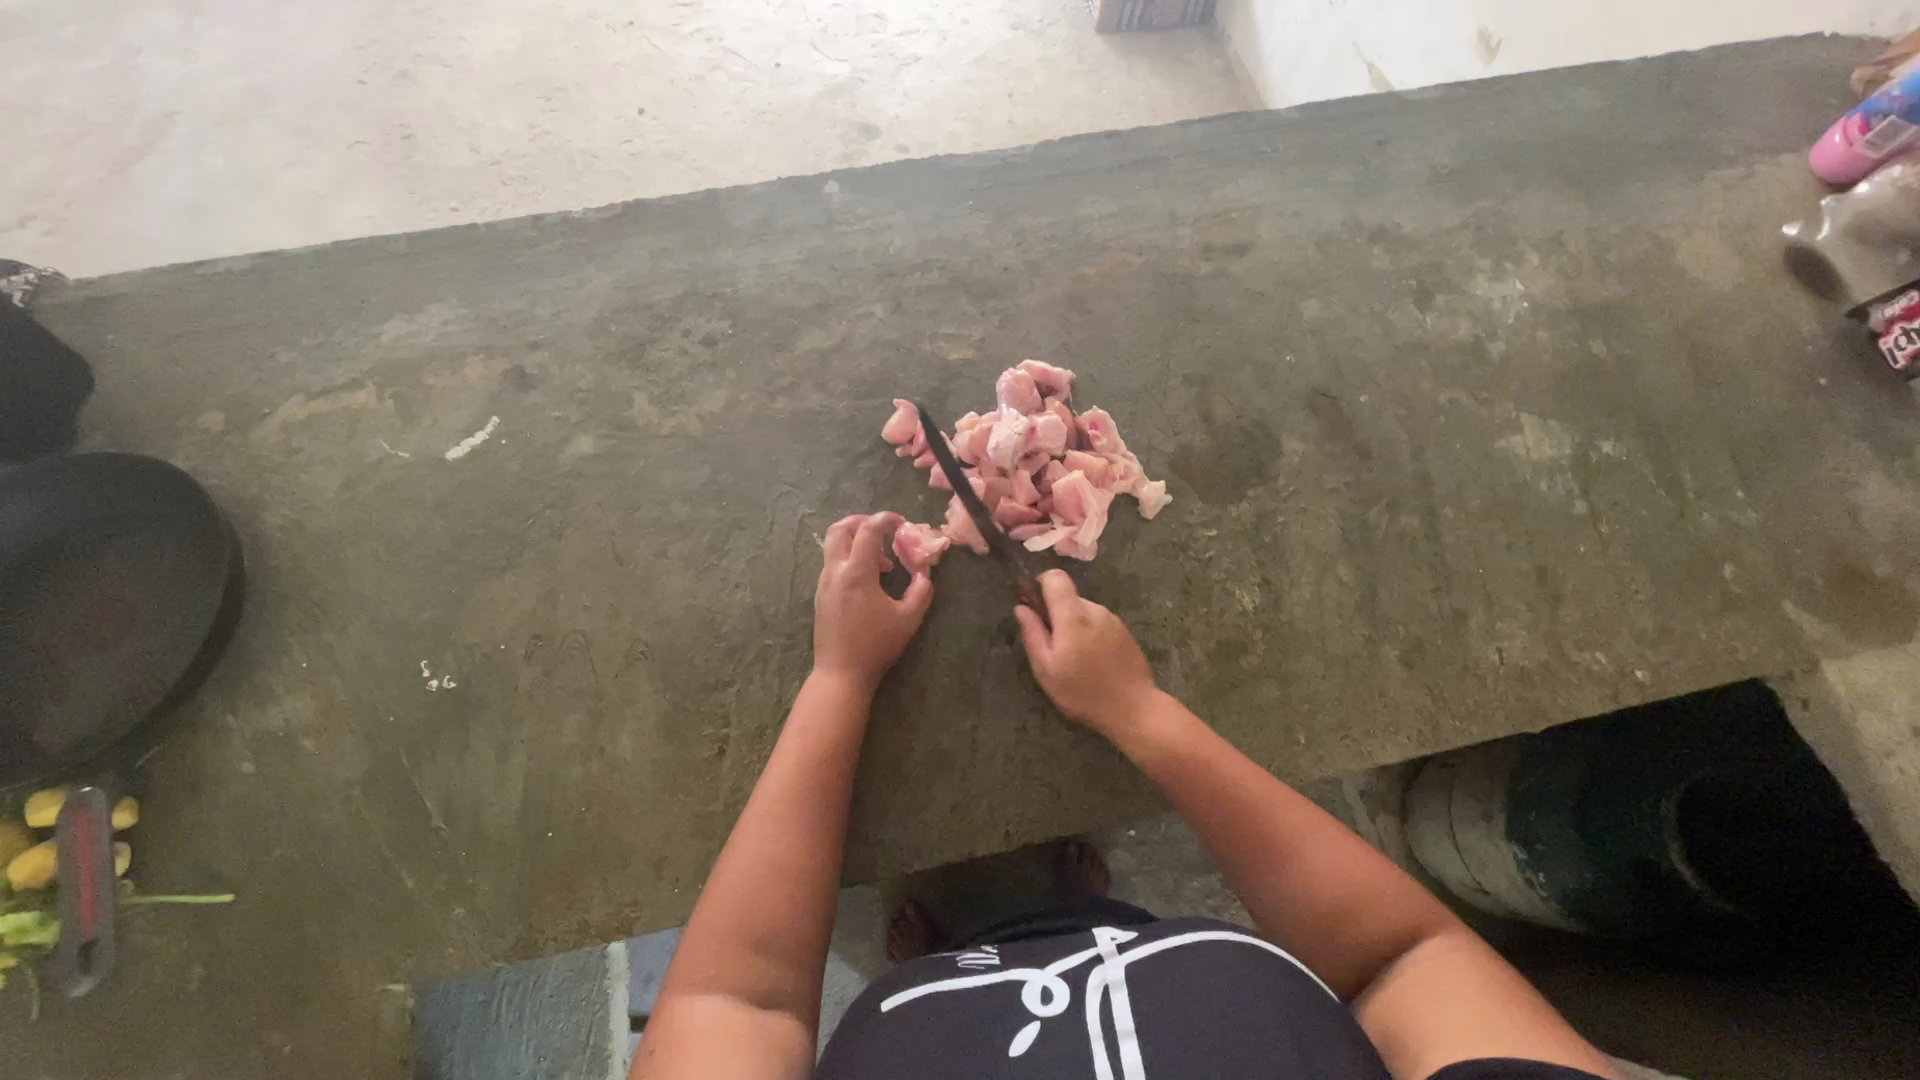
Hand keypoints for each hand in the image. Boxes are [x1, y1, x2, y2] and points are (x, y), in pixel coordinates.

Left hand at [814, 512, 933, 691]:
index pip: (868, 530)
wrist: (841, 673)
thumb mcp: (909, 618)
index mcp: (856, 573)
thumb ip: (921, 589)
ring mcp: (824, 583)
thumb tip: (924, 570)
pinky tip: (869, 579)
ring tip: (882, 562)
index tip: (903, 524)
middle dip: (862, 521)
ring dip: (856, 542)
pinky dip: (850, 558)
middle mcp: (835, 571)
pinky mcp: (820, 594)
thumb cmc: (877, 646)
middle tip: (883, 530)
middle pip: (839, 528)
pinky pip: (833, 563)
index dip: (886, 520)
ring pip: (833, 545)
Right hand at [1014, 570, 1158, 738]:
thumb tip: (1021, 608)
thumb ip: (1032, 634)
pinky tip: (1092, 661)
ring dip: (1073, 626)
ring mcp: (1113, 619)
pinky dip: (1090, 634)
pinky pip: (1099, 622)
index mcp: (1073, 615)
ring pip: (1084, 611)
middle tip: (1052, 647)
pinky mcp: (1124, 631)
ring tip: (1074, 658)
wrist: (1132, 708)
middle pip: (1069, 597)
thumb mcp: (1046, 669)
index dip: (1040, 584)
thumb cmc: (1082, 692)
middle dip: (1056, 614)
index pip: (1055, 577)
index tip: (1034, 605)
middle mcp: (1095, 610)